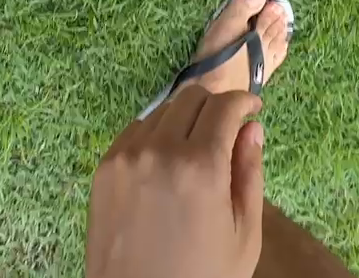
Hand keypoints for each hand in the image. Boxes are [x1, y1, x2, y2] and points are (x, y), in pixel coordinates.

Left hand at [86, 86, 265, 277]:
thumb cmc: (202, 277)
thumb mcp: (243, 236)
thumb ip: (249, 173)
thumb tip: (252, 126)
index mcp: (201, 166)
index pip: (224, 106)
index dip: (243, 100)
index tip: (252, 107)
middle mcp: (161, 149)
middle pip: (191, 98)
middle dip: (214, 106)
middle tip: (226, 129)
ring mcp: (127, 155)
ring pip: (163, 111)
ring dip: (184, 120)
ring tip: (194, 152)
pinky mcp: (105, 165)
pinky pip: (135, 130)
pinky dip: (155, 135)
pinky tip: (164, 164)